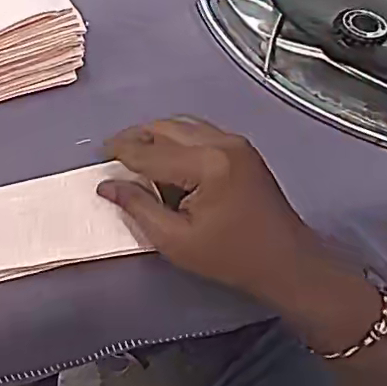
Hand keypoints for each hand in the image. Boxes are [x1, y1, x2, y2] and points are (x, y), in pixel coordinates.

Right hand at [98, 117, 378, 352]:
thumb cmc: (229, 257)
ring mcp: (235, 142)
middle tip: (113, 154)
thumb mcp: (174, 240)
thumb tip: (108, 185)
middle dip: (136, 138)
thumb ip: (138, 207)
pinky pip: (199, 131)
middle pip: (165, 127)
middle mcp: (221, 143)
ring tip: (136, 157)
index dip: (121, 153)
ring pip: (182, 124)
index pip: (150, 151)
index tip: (100, 156)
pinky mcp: (241, 148)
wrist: (285, 261)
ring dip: (156, 136)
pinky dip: (176, 139)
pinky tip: (167, 160)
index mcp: (206, 165)